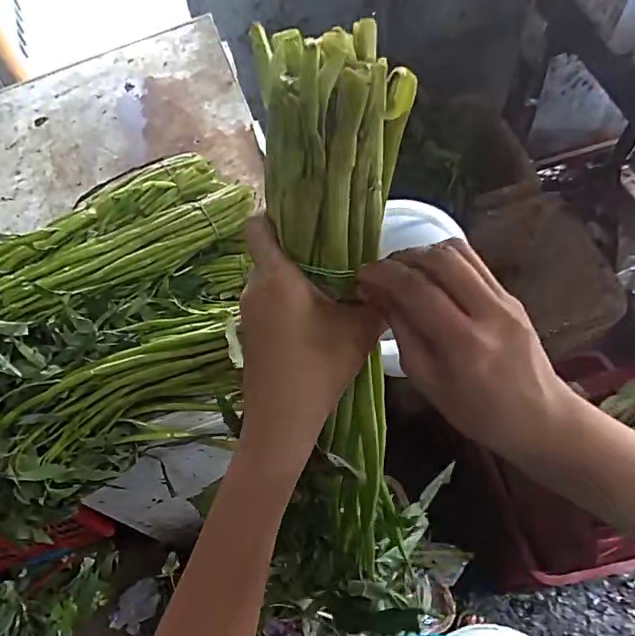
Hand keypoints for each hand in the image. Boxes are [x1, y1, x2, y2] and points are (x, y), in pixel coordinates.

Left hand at [239, 216, 382, 456]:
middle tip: (333, 258)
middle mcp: (253, 288)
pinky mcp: (249, 335)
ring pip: (269, 282)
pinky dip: (286, 304)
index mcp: (276, 276)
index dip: (277, 215)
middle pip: (269, 254)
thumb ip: (375, 301)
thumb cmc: (319, 368)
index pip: (258, 226)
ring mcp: (247, 314)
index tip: (307, 221)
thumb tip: (388, 283)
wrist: (282, 420)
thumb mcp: (358, 332)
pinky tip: (313, 321)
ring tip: (328, 291)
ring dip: (294, 282)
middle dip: (297, 252)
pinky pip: (267, 304)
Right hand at [357, 238, 573, 458]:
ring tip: (404, 271)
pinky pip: (475, 264)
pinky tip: (431, 278)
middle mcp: (489, 312)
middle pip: (440, 259)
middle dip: (402, 258)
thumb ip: (404, 336)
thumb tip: (379, 297)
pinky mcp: (513, 296)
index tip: (362, 276)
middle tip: (381, 272)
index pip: (418, 290)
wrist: (539, 418)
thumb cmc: (478, 414)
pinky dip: (445, 262)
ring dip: (424, 254)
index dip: (384, 276)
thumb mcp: (429, 384)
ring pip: (460, 253)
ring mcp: (506, 300)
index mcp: (464, 344)